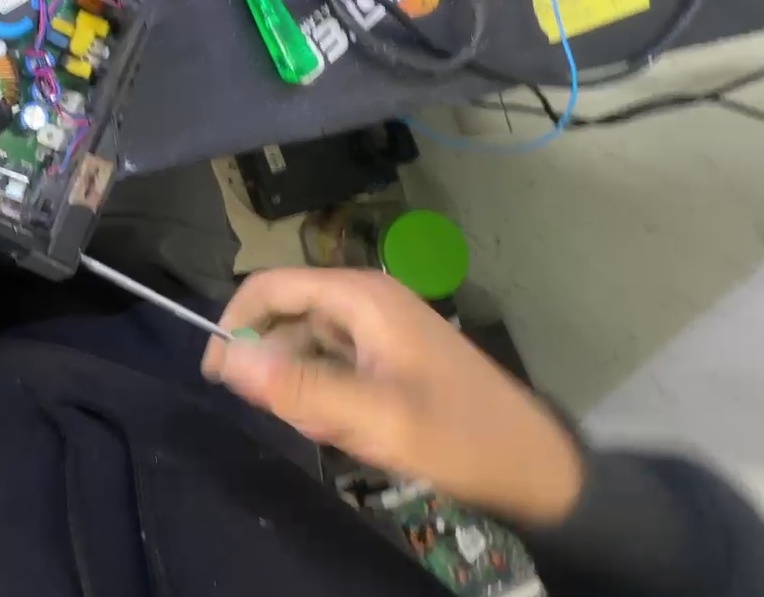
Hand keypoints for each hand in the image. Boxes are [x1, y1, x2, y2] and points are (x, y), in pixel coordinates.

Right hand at [202, 268, 582, 525]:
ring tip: (330, 430)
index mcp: (358, 297)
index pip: (268, 288)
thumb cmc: (460, 438)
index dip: (233, 322)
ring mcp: (376, 325)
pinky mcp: (385, 351)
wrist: (546, 476)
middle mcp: (362, 299)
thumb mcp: (375, 418)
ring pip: (305, 341)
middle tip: (287, 414)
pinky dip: (324, 390)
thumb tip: (226, 357)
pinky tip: (346, 427)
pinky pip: (330, 360)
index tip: (217, 371)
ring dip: (301, 383)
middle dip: (275, 364)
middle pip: (285, 315)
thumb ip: (298, 385)